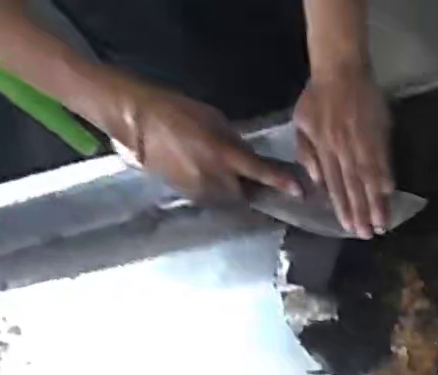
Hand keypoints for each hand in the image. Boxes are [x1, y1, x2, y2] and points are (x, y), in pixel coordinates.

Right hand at [96, 73, 300, 202]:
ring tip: (212, 168)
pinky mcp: (192, 199)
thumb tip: (252, 161)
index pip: (259, 171)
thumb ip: (236, 144)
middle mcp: (217, 179)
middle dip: (249, 187)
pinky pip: (214, 200)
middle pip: (248, 194)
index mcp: (224, 154)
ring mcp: (204, 193)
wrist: (136, 122)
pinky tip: (200, 173)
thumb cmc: (177, 112)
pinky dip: (214, 190)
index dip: (280, 182)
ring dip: (231, 190)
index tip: (300, 192)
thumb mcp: (213, 120)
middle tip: (241, 172)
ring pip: (231, 200)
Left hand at [293, 67, 392, 236]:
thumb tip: (318, 182)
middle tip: (369, 234)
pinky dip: (386, 176)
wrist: (340, 66)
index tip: (350, 228)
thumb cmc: (318, 97)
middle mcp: (342, 148)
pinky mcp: (377, 132)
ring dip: (376, 202)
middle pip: (353, 186)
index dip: (343, 208)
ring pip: (368, 177)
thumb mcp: (301, 123)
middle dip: (361, 212)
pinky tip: (390, 193)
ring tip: (383, 223)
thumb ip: (307, 154)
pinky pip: (382, 158)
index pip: (334, 185)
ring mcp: (361, 140)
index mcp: (323, 148)